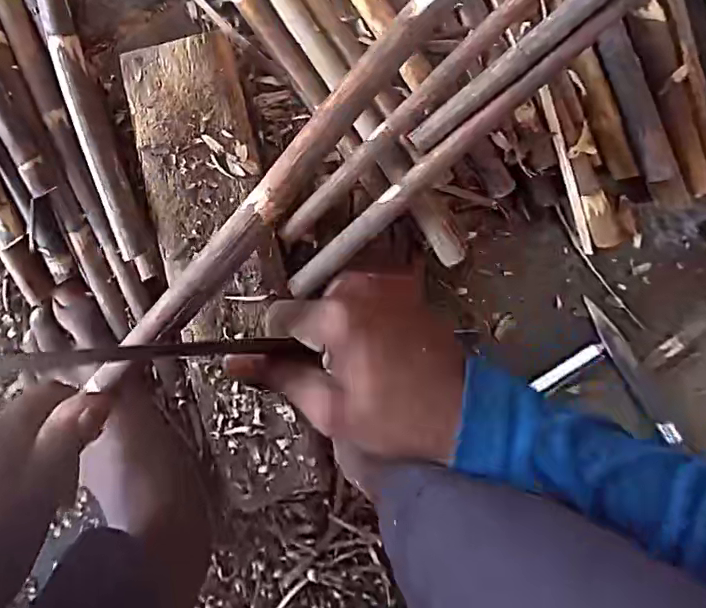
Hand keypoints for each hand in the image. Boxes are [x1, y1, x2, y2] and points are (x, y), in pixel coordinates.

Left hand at [0, 381, 113, 607]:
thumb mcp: (41, 486)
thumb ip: (67, 435)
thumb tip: (97, 395)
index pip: (48, 392)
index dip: (77, 409)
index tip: (93, 438)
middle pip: (27, 416)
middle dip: (53, 442)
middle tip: (63, 486)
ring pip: (7, 440)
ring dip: (30, 461)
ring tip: (34, 503)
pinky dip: (4, 476)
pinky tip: (4, 511)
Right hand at [227, 271, 465, 490]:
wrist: (471, 419)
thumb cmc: (401, 422)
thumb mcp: (331, 411)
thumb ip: (280, 377)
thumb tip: (235, 363)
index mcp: (335, 316)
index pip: (279, 314)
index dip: (279, 341)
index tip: (292, 362)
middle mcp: (356, 287)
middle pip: (307, 302)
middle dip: (309, 331)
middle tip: (330, 366)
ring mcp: (382, 283)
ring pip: (331, 296)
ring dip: (333, 321)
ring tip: (356, 357)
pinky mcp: (400, 287)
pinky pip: (360, 294)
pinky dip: (358, 314)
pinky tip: (375, 346)